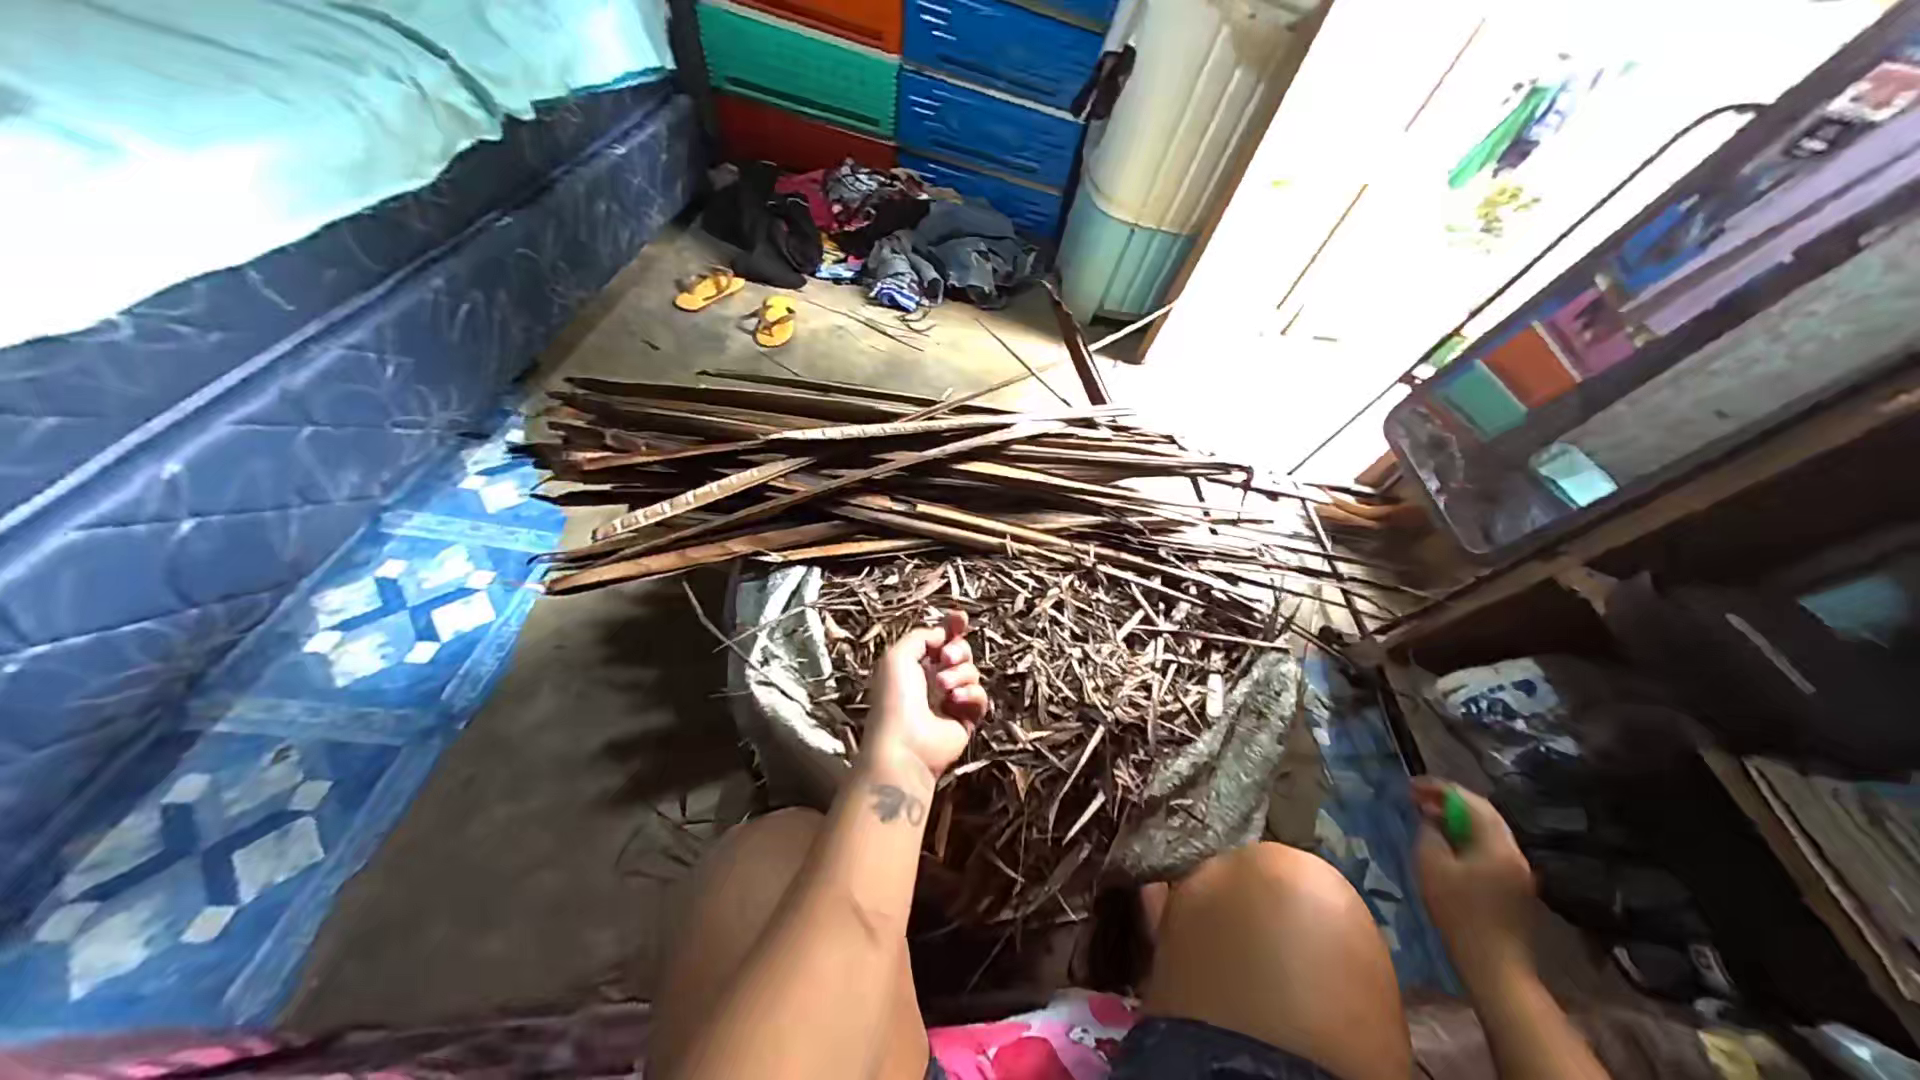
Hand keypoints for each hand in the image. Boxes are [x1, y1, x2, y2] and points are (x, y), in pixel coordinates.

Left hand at [864, 610, 988, 777]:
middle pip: (960, 653)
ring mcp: (951, 701)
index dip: (952, 627)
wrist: (905, 744)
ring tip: (944, 688)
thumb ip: (921, 636)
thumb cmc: (895, 698)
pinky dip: (971, 694)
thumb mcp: (897, 655)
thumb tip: (942, 634)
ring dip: (960, 674)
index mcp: (914, 665)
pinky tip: (956, 700)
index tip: (961, 618)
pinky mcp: (967, 719)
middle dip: (957, 650)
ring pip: (972, 673)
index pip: (939, 640)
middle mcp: (933, 681)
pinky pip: (980, 697)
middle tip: (947, 658)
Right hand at [1413, 779, 1536, 983]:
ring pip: (1487, 829)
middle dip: (1449, 800)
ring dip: (1458, 818)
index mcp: (1497, 845)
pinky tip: (1447, 843)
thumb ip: (1430, 833)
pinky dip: (1467, 836)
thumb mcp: (1431, 865)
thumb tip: (1432, 818)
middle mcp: (1514, 852)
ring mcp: (1519, 870)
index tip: (1410, 785)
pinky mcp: (1515, 885)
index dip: (1439, 788)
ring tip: (1428, 816)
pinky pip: (1490, 846)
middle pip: (1483, 812)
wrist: (1494, 964)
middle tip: (1417, 796)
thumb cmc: (1458, 912)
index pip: (1470, 801)